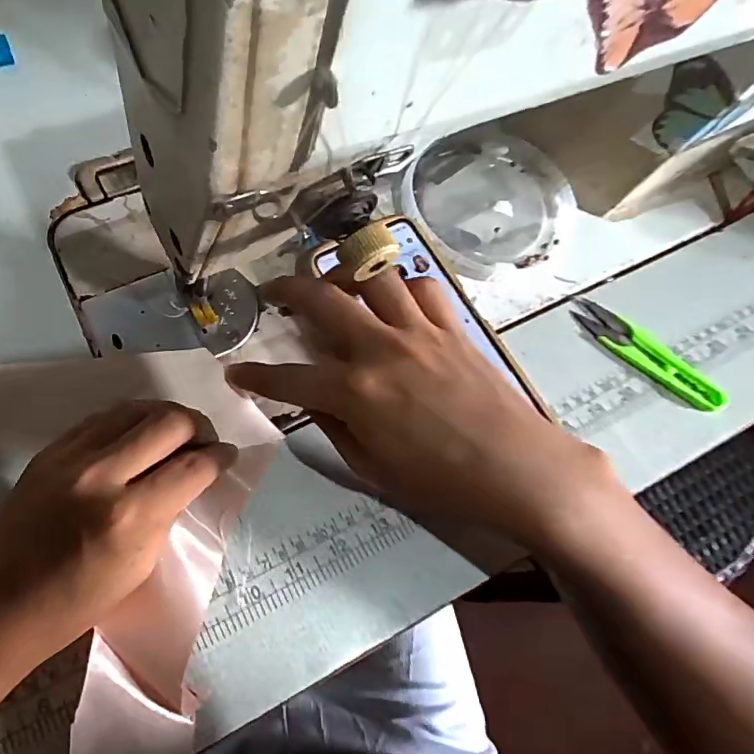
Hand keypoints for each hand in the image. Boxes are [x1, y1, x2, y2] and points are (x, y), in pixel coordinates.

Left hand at [0, 401, 235, 665]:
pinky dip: (132, 420)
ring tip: (176, 435)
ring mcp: (69, 456)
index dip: (220, 457)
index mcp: (127, 516)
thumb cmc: (76, 603)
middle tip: (205, 443)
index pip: (192, 466)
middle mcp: (100, 474)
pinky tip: (139, 436)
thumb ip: (168, 510)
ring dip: (167, 417)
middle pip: (170, 421)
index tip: (228, 456)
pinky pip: (104, 416)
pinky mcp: (50, 450)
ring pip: (138, 408)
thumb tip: (192, 474)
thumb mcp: (140, 564)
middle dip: (200, 428)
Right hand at [226, 270, 622, 552]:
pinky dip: (403, 284)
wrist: (518, 469)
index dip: (255, 377)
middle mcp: (381, 349)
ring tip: (336, 282)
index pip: (288, 379)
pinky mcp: (452, 326)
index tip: (236, 372)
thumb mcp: (375, 471)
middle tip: (273, 290)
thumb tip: (312, 403)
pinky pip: (423, 286)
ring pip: (373, 274)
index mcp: (355, 393)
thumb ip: (335, 430)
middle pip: (322, 300)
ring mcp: (419, 331)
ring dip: (345, 271)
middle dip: (286, 288)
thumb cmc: (443, 482)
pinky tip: (396, 299)